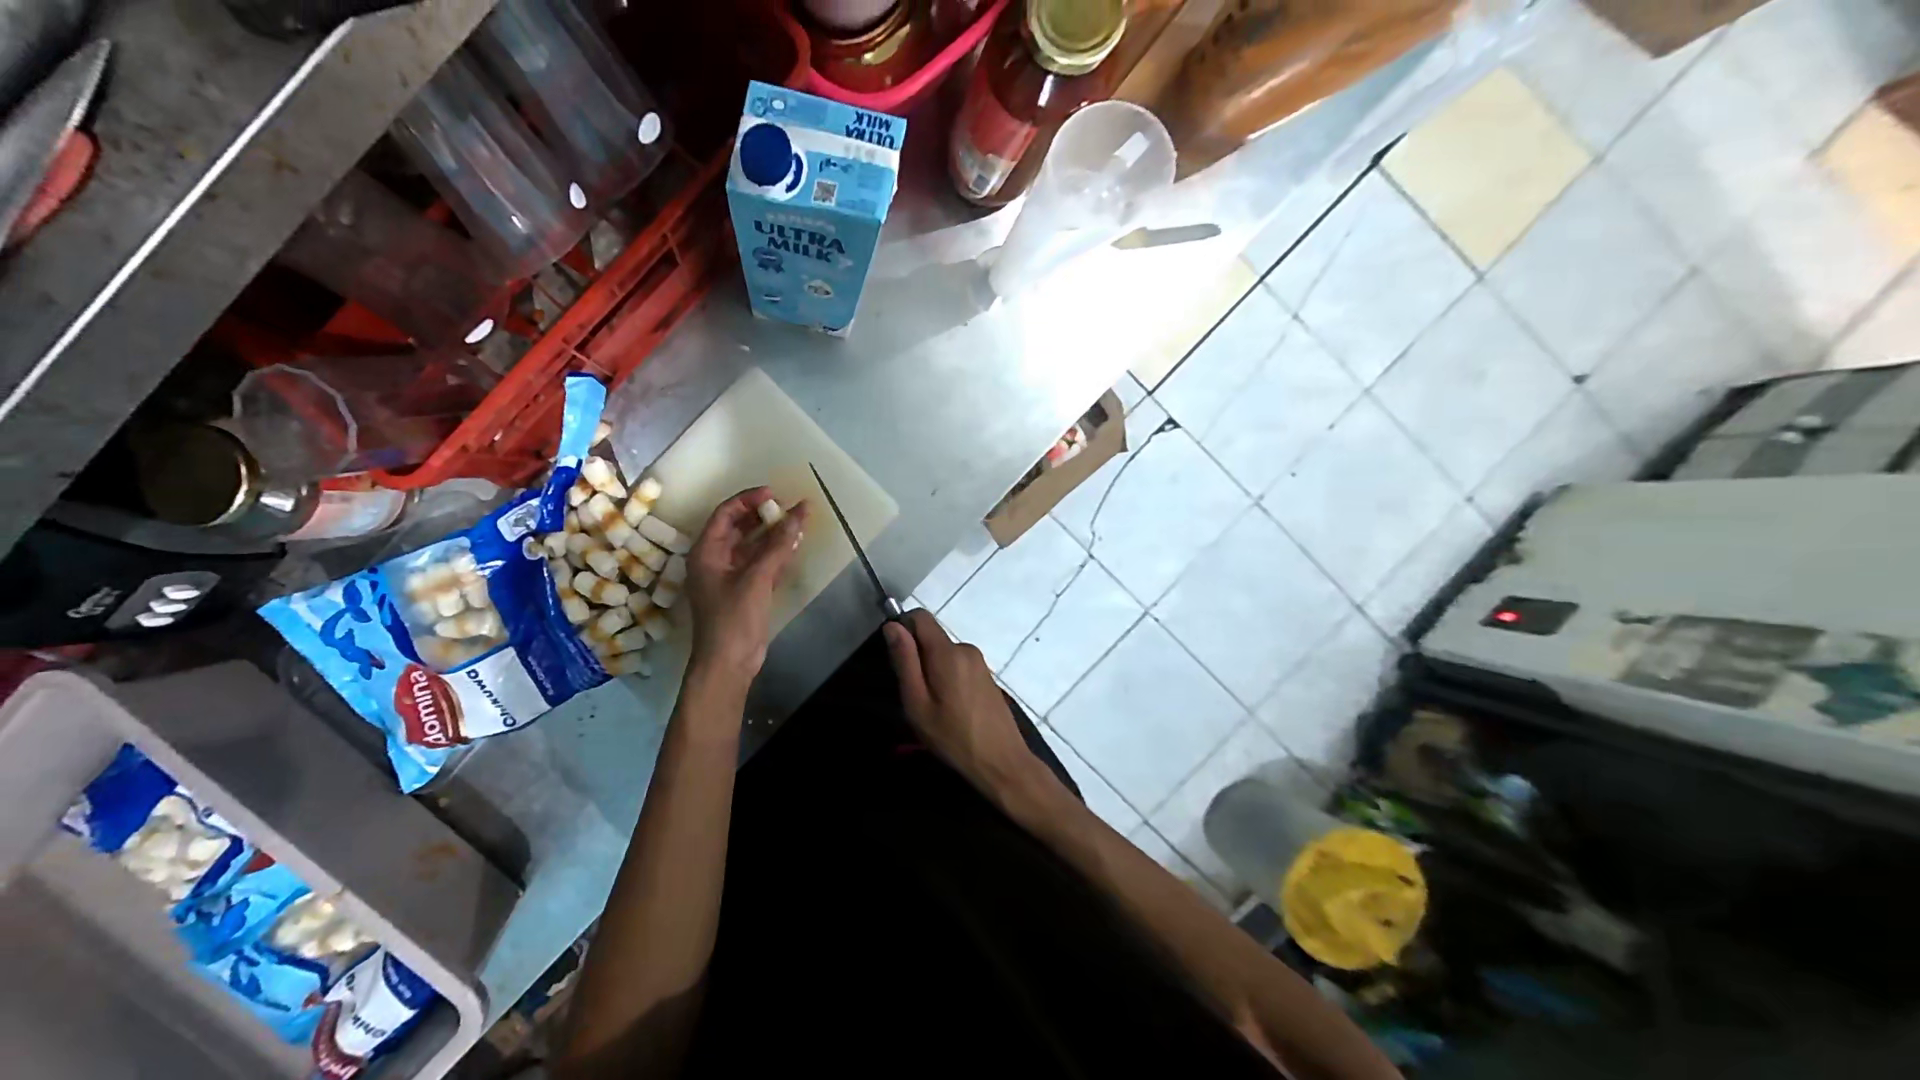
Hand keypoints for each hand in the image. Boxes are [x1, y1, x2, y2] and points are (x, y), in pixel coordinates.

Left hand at [685, 487, 806, 682]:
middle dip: (764, 515)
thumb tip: (798, 514)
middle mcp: (715, 559)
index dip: (749, 500)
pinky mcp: (745, 590)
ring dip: (774, 534)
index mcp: (706, 552)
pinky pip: (761, 563)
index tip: (775, 493)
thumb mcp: (756, 578)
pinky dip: (777, 553)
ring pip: (753, 545)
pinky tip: (795, 545)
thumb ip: (778, 545)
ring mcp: (730, 576)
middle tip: (790, 507)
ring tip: (799, 521)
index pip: (725, 513)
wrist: (729, 662)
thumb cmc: (734, 618)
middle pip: (739, 527)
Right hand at [883, 610, 1041, 801]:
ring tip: (933, 708)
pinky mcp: (987, 676)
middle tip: (915, 696)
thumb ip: (905, 661)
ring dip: (933, 672)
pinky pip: (958, 666)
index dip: (902, 628)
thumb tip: (892, 626)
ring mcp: (980, 662)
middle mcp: (966, 649)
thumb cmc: (953, 736)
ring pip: (944, 654)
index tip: (897, 659)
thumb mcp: (917, 703)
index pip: (920, 616)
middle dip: (917, 658)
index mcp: (948, 652)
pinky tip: (951, 710)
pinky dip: (948, 680)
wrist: (1002, 761)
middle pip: (931, 638)